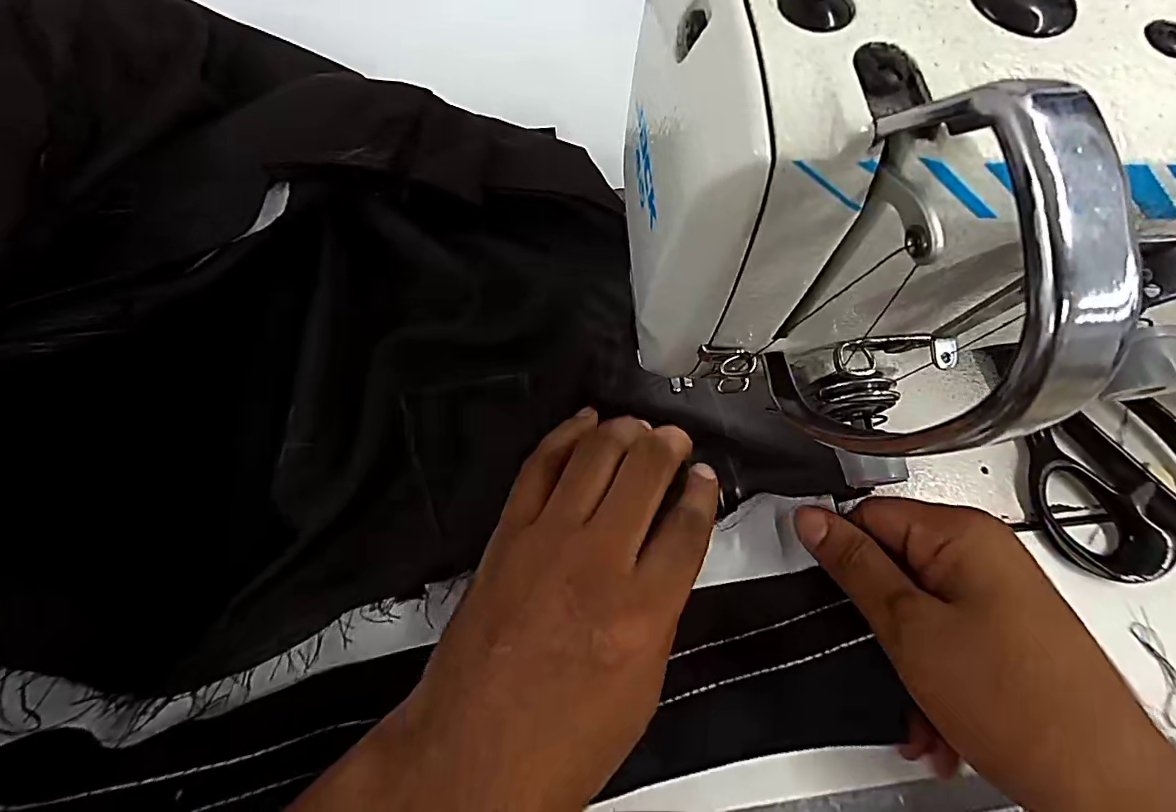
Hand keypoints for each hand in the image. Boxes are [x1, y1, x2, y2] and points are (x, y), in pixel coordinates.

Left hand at [291, 410, 718, 811]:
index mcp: (642, 612)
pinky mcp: (509, 533)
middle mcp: (597, 564)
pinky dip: (564, 435)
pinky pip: (540, 465)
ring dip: (624, 431)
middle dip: (669, 446)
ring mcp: (548, 540)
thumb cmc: (554, 743)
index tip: (704, 479)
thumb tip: (667, 565)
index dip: (702, 493)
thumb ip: (659, 615)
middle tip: (676, 439)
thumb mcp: (640, 691)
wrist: (471, 752)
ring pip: (595, 456)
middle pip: (645, 473)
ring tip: (640, 425)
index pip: (687, 527)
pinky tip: (581, 424)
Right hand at [795, 499, 1175, 811]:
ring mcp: (1004, 594)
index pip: (868, 514)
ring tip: (918, 703)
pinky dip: (936, 674)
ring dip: (907, 657)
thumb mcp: (909, 629)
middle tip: (882, 651)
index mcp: (963, 533)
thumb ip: (854, 567)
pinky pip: (951, 636)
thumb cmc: (1030, 711)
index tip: (831, 587)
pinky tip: (940, 718)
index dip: (842, 552)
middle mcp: (988, 554)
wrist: (1110, 794)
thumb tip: (814, 521)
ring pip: (920, 609)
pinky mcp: (1014, 632)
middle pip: (894, 563)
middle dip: (881, 618)